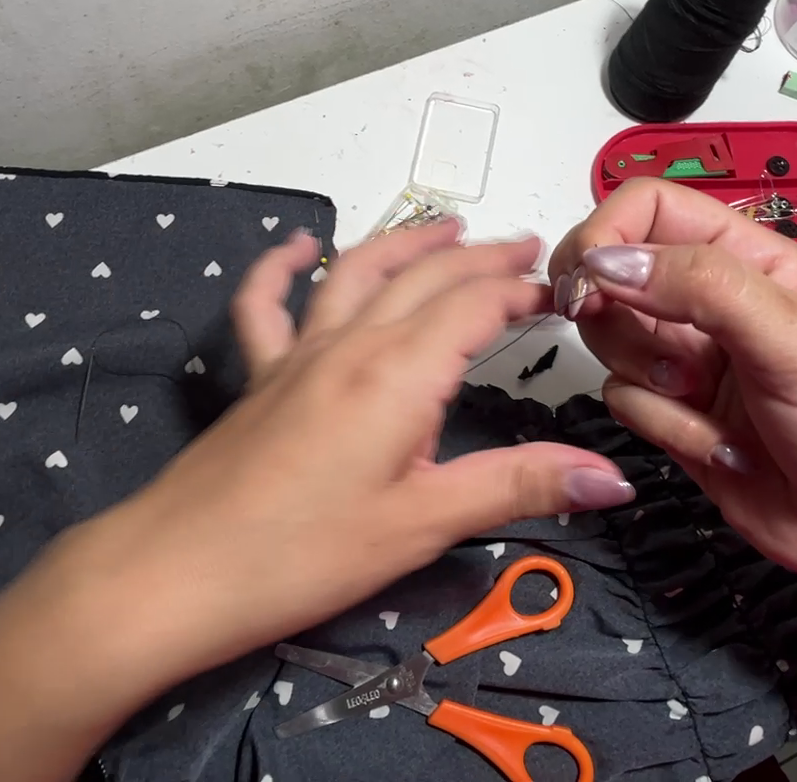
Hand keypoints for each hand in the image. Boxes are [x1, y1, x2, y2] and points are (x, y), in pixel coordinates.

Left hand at [38, 221, 635, 687]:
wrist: (181, 568)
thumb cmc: (307, 553)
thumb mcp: (425, 523)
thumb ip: (519, 486)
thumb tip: (615, 478)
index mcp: (399, 372)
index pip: (475, 307)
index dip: (520, 292)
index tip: (557, 293)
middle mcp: (351, 343)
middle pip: (424, 276)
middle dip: (479, 255)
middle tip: (522, 246)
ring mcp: (298, 351)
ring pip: (356, 272)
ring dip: (404, 243)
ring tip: (444, 227)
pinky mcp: (260, 372)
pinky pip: (266, 303)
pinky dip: (282, 265)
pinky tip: (299, 245)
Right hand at [548, 178, 796, 587]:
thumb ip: (705, 288)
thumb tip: (605, 260)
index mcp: (746, 259)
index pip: (648, 207)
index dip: (608, 231)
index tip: (588, 278)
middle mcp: (704, 299)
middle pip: (609, 269)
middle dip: (612, 310)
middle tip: (648, 346)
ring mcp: (681, 354)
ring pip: (605, 334)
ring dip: (644, 372)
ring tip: (704, 397)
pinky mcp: (666, 408)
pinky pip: (618, 396)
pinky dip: (658, 422)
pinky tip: (717, 444)